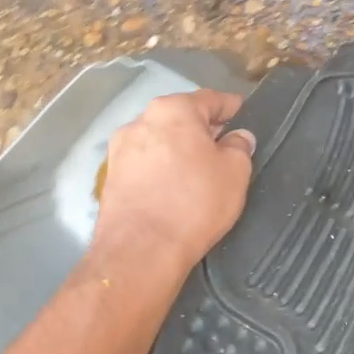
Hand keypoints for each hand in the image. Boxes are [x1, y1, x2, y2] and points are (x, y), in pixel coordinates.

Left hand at [93, 89, 254, 273]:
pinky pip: (145, 165)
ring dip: (180, 151)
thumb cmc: (194, 201)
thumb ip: (239, 146)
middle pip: (182, 118)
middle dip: (203, 131)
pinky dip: (162, 170)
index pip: (212, 99)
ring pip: (161, 142)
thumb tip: (236, 139)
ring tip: (200, 173)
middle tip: (225, 150)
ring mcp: (119, 152)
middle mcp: (140, 122)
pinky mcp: (108, 181)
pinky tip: (176, 189)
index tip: (245, 121)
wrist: (139, 254)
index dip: (233, 110)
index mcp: (173, 109)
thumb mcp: (236, 170)